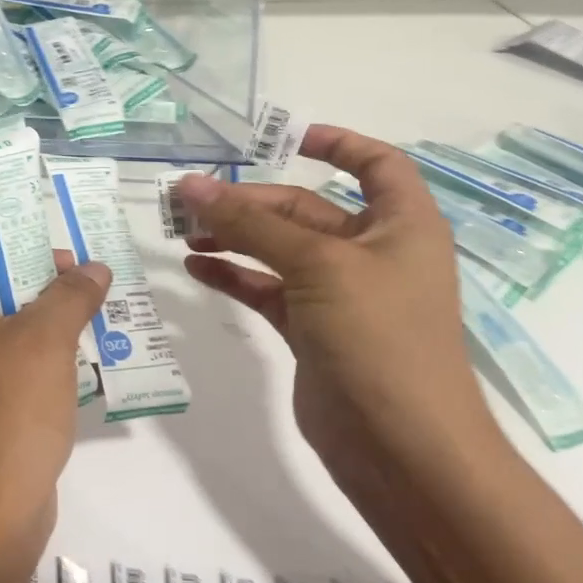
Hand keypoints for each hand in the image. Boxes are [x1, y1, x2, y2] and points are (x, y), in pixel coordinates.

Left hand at [0, 254, 111, 522]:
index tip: (77, 264)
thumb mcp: (46, 338)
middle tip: (96, 292)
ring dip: (51, 330)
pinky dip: (43, 363)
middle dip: (47, 295)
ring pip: (8, 334)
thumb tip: (93, 267)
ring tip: (100, 324)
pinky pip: (10, 367)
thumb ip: (70, 295)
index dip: (30, 260)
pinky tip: (85, 365)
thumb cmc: (11, 406)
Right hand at [174, 126, 494, 474]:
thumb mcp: (316, 266)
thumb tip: (188, 185)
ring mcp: (340, 294)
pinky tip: (194, 267)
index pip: (377, 166)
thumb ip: (250, 223)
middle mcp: (372, 254)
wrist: (402, 444)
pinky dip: (231, 274)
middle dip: (248, 200)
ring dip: (232, 235)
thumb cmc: (379, 338)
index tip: (285, 138)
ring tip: (181, 231)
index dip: (338, 145)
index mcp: (401, 227)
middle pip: (304, 208)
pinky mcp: (310, 329)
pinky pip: (264, 287)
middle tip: (187, 201)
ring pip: (277, 248)